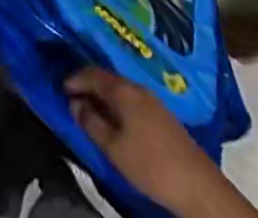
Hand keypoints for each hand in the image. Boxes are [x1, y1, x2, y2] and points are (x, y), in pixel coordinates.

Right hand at [66, 68, 234, 217]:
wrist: (196, 184)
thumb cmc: (149, 164)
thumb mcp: (112, 147)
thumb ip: (90, 122)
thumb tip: (75, 102)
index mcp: (124, 90)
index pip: (93, 73)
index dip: (74, 78)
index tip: (60, 88)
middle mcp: (137, 87)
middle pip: (107, 78)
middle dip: (88, 85)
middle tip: (71, 98)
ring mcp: (152, 100)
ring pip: (119, 89)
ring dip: (102, 95)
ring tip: (89, 109)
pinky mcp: (161, 114)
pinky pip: (130, 99)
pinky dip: (116, 103)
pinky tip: (112, 118)